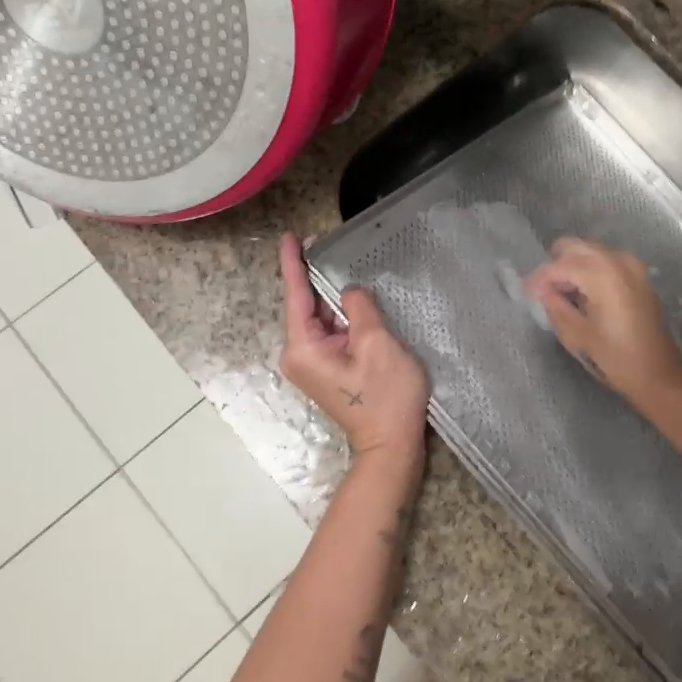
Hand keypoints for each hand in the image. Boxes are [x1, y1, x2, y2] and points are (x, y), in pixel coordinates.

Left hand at [277, 233, 429, 461]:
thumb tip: (349, 290)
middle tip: (328, 240)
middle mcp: (299, 354)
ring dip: (332, 294)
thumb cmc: (385, 396)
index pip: (295, 294)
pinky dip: (341, 313)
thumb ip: (360, 307)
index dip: (293, 263)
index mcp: (303, 346)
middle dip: (316, 274)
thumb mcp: (377, 342)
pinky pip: (330, 331)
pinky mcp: (328, 368)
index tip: (289, 236)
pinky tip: (355, 295)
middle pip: (306, 304)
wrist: (392, 445)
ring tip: (345, 261)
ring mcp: (312, 363)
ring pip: (320, 317)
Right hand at [525, 237, 681, 401]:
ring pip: (590, 251)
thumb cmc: (617, 358)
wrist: (660, 373)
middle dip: (556, 266)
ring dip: (573, 266)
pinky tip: (584, 294)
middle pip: (575, 247)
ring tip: (563, 295)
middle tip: (545, 292)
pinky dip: (590, 270)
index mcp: (602, 275)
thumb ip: (556, 307)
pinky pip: (606, 260)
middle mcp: (618, 261)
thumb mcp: (578, 336)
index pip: (559, 266)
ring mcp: (632, 265)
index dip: (539, 278)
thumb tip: (543, 291)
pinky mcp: (639, 274)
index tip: (526, 292)